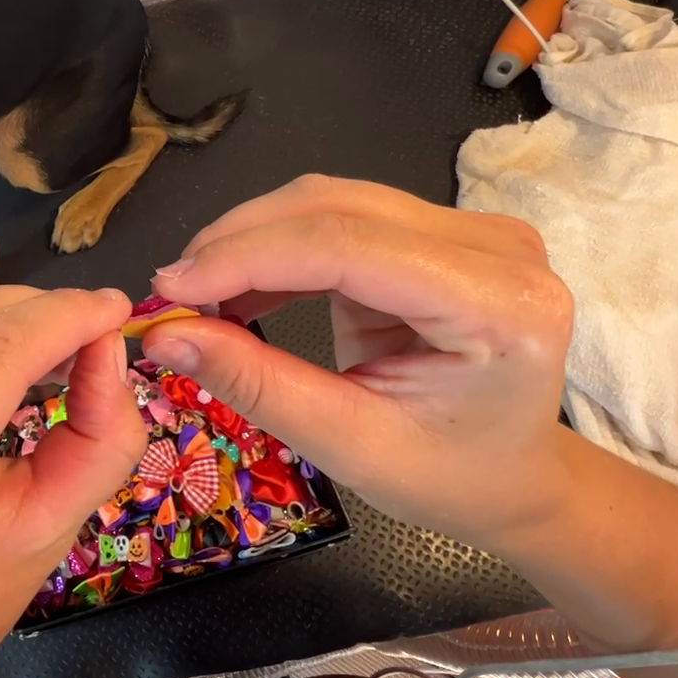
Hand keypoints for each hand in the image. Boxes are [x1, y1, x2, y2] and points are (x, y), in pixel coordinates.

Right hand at [145, 175, 574, 550]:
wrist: (515, 476)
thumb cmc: (449, 478)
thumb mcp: (348, 444)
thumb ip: (254, 382)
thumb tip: (162, 336)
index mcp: (498, 305)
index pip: (346, 245)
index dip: (246, 257)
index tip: (169, 288)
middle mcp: (492, 245)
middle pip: (333, 207)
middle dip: (238, 243)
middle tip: (173, 292)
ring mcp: (465, 228)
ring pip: (327, 200)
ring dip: (250, 239)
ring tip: (199, 290)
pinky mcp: (434, 228)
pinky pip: (334, 217)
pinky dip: (275, 248)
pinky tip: (240, 287)